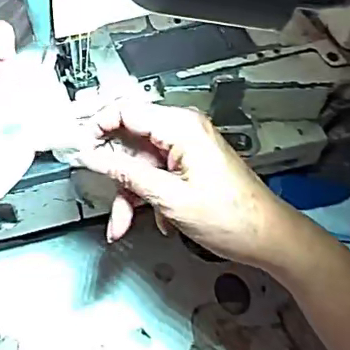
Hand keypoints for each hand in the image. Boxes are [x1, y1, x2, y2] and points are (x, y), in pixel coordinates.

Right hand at [68, 101, 301, 270]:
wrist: (270, 238)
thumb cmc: (233, 217)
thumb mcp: (169, 198)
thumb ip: (127, 174)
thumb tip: (94, 156)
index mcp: (180, 126)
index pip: (125, 110)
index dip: (97, 126)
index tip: (79, 146)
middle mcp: (181, 128)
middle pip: (128, 137)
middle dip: (112, 168)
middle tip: (96, 183)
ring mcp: (184, 145)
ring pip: (137, 159)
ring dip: (127, 190)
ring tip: (121, 220)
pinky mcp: (186, 160)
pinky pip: (152, 170)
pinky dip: (143, 193)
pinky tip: (142, 217)